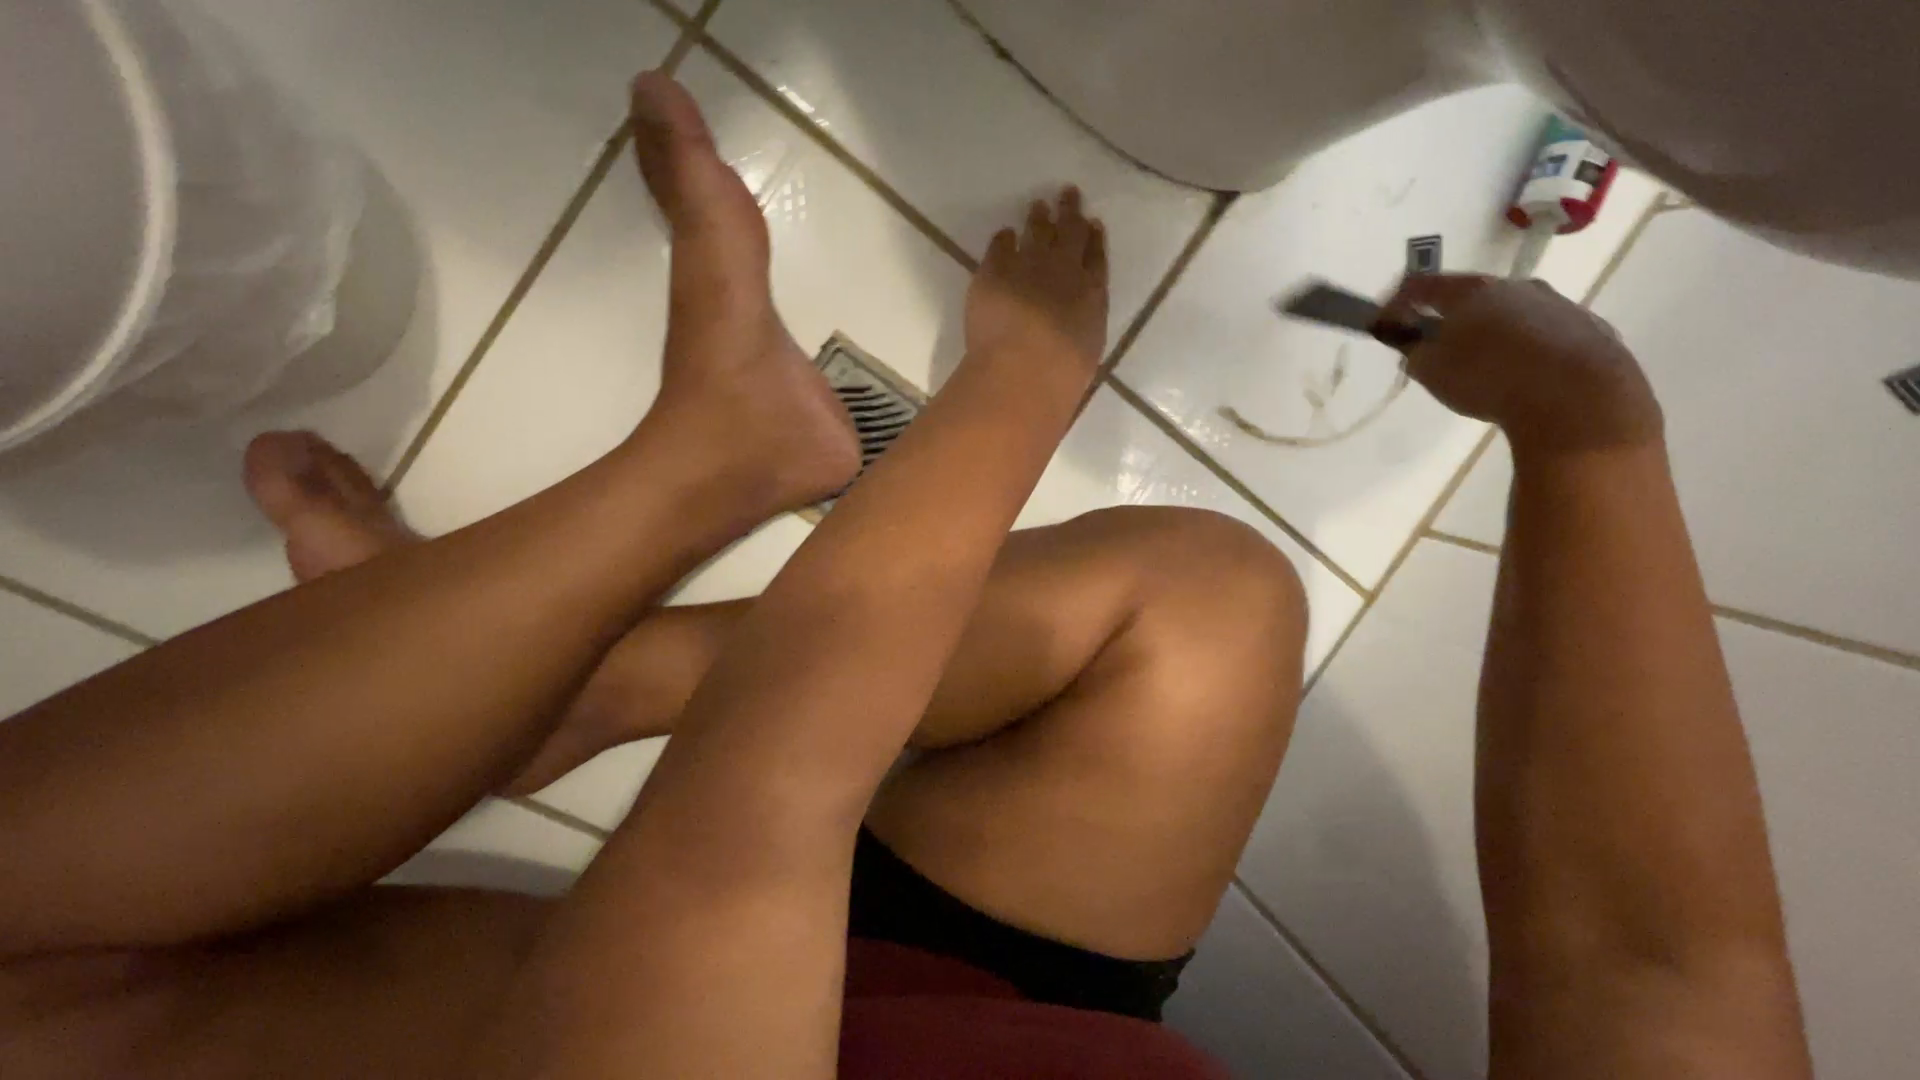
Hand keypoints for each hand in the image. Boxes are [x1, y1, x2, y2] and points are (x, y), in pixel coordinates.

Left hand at [964, 187, 1110, 386]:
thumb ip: (1081, 330)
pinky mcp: (996, 269)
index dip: (1095, 239)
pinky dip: (1004, 238)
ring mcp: (1029, 264)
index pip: (1097, 259)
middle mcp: (1064, 270)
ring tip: (1038, 206)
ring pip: (1037, 231)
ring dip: (1039, 217)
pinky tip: (1004, 234)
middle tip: (1068, 193)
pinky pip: (1001, 245)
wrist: (1025, 366)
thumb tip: (1073, 327)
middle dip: (1070, 212)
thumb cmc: (1061, 373)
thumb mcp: (1085, 351)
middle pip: (1071, 233)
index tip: (1093, 224)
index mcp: (1092, 294)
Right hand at [1382, 274, 1663, 458]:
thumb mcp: (1432, 372)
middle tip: (1436, 349)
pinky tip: (1524, 378)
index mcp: (1473, 292)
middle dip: (1449, 319)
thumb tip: (1417, 347)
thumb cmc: (1491, 378)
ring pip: (1512, 314)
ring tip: (1484, 369)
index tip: (1381, 323)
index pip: (1422, 284)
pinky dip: (1527, 350)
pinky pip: (1545, 335)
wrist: (1578, 397)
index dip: (1395, 302)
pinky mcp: (1589, 329)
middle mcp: (1516, 287)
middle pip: (1472, 297)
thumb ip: (1416, 354)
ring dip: (1492, 334)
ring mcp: (1558, 305)